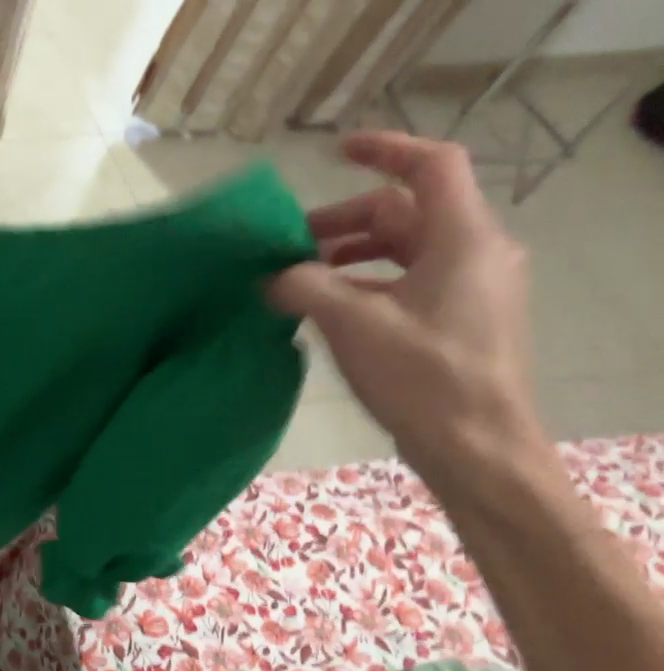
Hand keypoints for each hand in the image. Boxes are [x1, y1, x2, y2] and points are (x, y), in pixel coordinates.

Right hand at [268, 132, 542, 477]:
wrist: (476, 442)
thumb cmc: (422, 377)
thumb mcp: (354, 326)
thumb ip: (306, 289)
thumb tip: (272, 277)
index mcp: (462, 240)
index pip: (431, 168)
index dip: (384, 151)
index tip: (335, 152)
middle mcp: (476, 252)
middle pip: (407, 212)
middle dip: (344, 221)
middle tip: (287, 246)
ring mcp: (471, 286)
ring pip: (405, 249)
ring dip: (349, 255)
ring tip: (297, 280)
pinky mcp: (459, 317)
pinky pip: (408, 280)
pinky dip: (365, 282)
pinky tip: (326, 309)